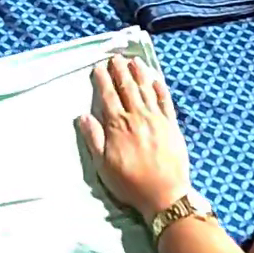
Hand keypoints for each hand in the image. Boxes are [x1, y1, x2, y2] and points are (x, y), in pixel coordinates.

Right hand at [78, 57, 190, 218]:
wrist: (164, 195)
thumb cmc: (130, 182)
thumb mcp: (103, 165)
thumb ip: (93, 138)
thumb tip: (82, 116)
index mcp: (118, 125)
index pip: (108, 95)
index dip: (103, 80)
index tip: (99, 67)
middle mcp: (137, 116)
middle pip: (127, 87)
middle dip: (120, 70)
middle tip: (116, 57)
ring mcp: (156, 119)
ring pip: (146, 89)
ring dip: (139, 73)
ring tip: (134, 61)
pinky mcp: (171, 125)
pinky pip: (165, 101)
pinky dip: (160, 88)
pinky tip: (156, 80)